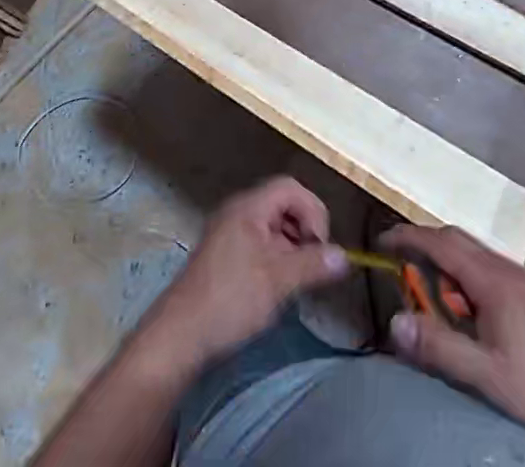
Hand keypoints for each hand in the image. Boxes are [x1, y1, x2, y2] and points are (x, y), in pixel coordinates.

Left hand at [139, 176, 348, 371]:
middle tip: (313, 263)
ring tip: (298, 279)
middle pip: (283, 204)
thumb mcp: (279, 281)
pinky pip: (259, 243)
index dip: (312, 210)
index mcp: (248, 207)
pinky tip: (279, 286)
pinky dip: (276, 258)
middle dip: (304, 230)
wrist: (179, 335)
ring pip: (273, 226)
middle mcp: (237, 212)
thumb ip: (314, 264)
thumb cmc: (230, 300)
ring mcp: (228, 233)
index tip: (320, 245)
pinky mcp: (224, 255)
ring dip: (292, 247)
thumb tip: (344, 256)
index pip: (290, 188)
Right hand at [382, 224, 524, 465]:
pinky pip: (489, 275)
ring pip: (475, 258)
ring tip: (427, 298)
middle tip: (396, 265)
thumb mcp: (490, 377)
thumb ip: (440, 348)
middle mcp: (509, 271)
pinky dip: (465, 281)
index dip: (407, 238)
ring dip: (445, 266)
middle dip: (424, 245)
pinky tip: (467, 316)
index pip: (441, 242)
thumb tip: (394, 322)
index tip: (379, 243)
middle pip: (457, 241)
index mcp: (494, 281)